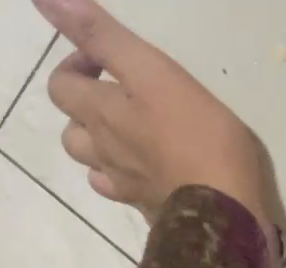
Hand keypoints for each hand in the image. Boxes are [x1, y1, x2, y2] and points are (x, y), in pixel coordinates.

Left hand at [31, 0, 279, 231]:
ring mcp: (127, 189)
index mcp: (101, 116)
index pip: (60, 87)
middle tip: (120, 103)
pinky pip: (126, 198)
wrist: (224, 212)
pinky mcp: (152, 212)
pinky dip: (127, 184)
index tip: (106, 63)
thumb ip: (101, 36)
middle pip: (72, 134)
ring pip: (94, 169)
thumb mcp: (152, 71)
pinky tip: (146, 178)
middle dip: (86, 113)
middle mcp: (105, 154)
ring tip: (130, 143)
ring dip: (102, 152)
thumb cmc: (198, 137)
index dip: (74, 67)